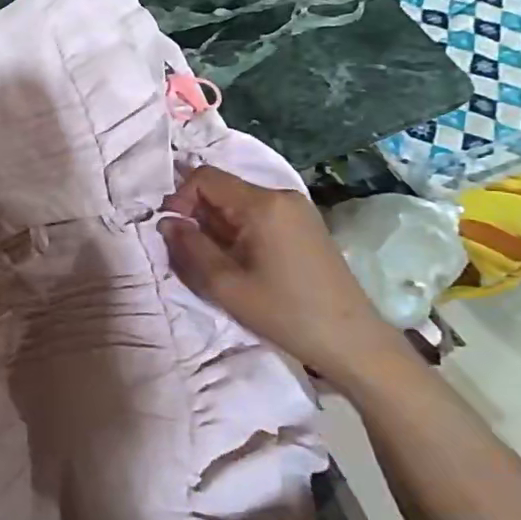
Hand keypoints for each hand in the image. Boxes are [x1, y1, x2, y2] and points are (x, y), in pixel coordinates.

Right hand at [157, 165, 403, 379]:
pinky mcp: (305, 225)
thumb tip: (167, 221)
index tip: (176, 231)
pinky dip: (239, 229)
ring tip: (218, 260)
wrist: (353, 342)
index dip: (180, 198)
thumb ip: (188, 246)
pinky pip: (258, 213)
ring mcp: (297, 209)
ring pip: (238, 202)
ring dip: (218, 224)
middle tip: (193, 250)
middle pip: (222, 188)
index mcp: (262, 204)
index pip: (204, 177)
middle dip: (199, 214)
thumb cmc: (285, 312)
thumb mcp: (224, 284)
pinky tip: (242, 261)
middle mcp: (281, 196)